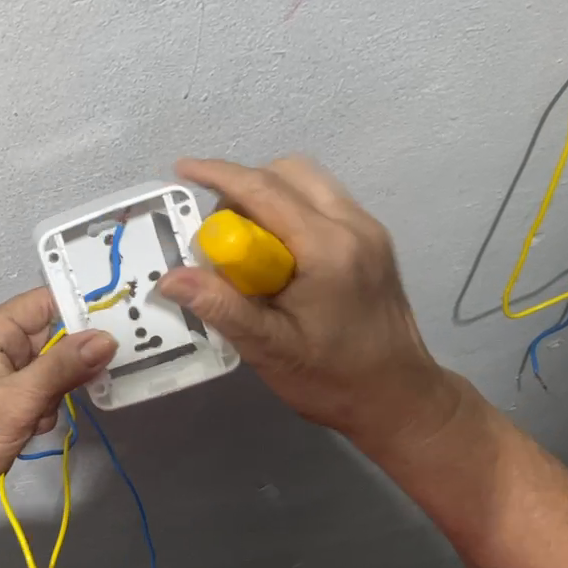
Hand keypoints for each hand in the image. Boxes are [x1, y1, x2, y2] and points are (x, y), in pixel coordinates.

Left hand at [0, 290, 117, 506]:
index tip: (117, 327)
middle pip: (59, 333)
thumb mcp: (22, 397)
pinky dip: (49, 405)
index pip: (48, 300)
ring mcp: (9, 364)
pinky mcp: (16, 388)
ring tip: (36, 412)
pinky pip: (50, 385)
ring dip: (58, 391)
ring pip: (59, 363)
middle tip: (68, 388)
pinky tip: (31, 423)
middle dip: (68, 365)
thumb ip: (64, 366)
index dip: (82, 310)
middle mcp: (2, 338)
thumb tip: (107, 338)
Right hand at [155, 156, 460, 452]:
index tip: (181, 169)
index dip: (218, 174)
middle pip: (288, 172)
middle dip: (242, 186)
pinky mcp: (370, 239)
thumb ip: (221, 307)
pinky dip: (287, 207)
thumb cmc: (330, 378)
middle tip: (215, 231)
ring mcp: (367, 229)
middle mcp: (353, 225)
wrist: (397, 398)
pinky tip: (272, 249)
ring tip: (241, 240)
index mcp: (327, 249)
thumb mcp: (268, 348)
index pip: (264, 190)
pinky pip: (320, 200)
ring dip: (266, 194)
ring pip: (307, 180)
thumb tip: (170, 278)